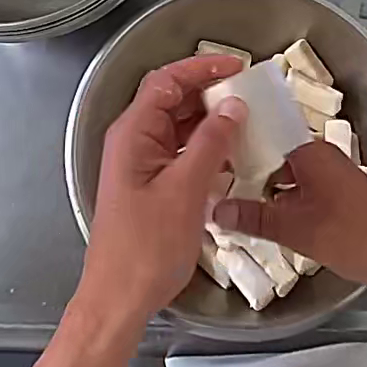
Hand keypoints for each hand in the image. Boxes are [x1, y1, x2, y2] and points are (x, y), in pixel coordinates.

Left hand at [79, 56, 244, 324]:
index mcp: (133, 133)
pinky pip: (182, 151)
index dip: (202, 68)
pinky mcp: (152, 183)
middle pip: (172, 99)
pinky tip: (231, 153)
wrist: (119, 299)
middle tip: (247, 92)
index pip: (167, 82)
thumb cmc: (146, 248)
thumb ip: (212, 143)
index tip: (237, 66)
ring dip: (210, 120)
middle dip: (209, 91)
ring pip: (180, 125)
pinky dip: (207, 146)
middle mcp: (135, 141)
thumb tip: (234, 106)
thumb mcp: (186, 190)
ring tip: (246, 119)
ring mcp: (143, 162)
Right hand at [212, 141, 366, 289]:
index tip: (209, 152)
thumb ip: (253, 218)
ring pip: (286, 171)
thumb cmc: (352, 236)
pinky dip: (284, 195)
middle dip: (246, 167)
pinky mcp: (338, 191)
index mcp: (308, 151)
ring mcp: (331, 172)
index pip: (263, 133)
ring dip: (265, 185)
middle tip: (213, 180)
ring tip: (232, 198)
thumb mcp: (295, 230)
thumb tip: (214, 210)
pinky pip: (301, 184)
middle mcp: (320, 154)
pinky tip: (267, 213)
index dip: (235, 142)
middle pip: (273, 153)